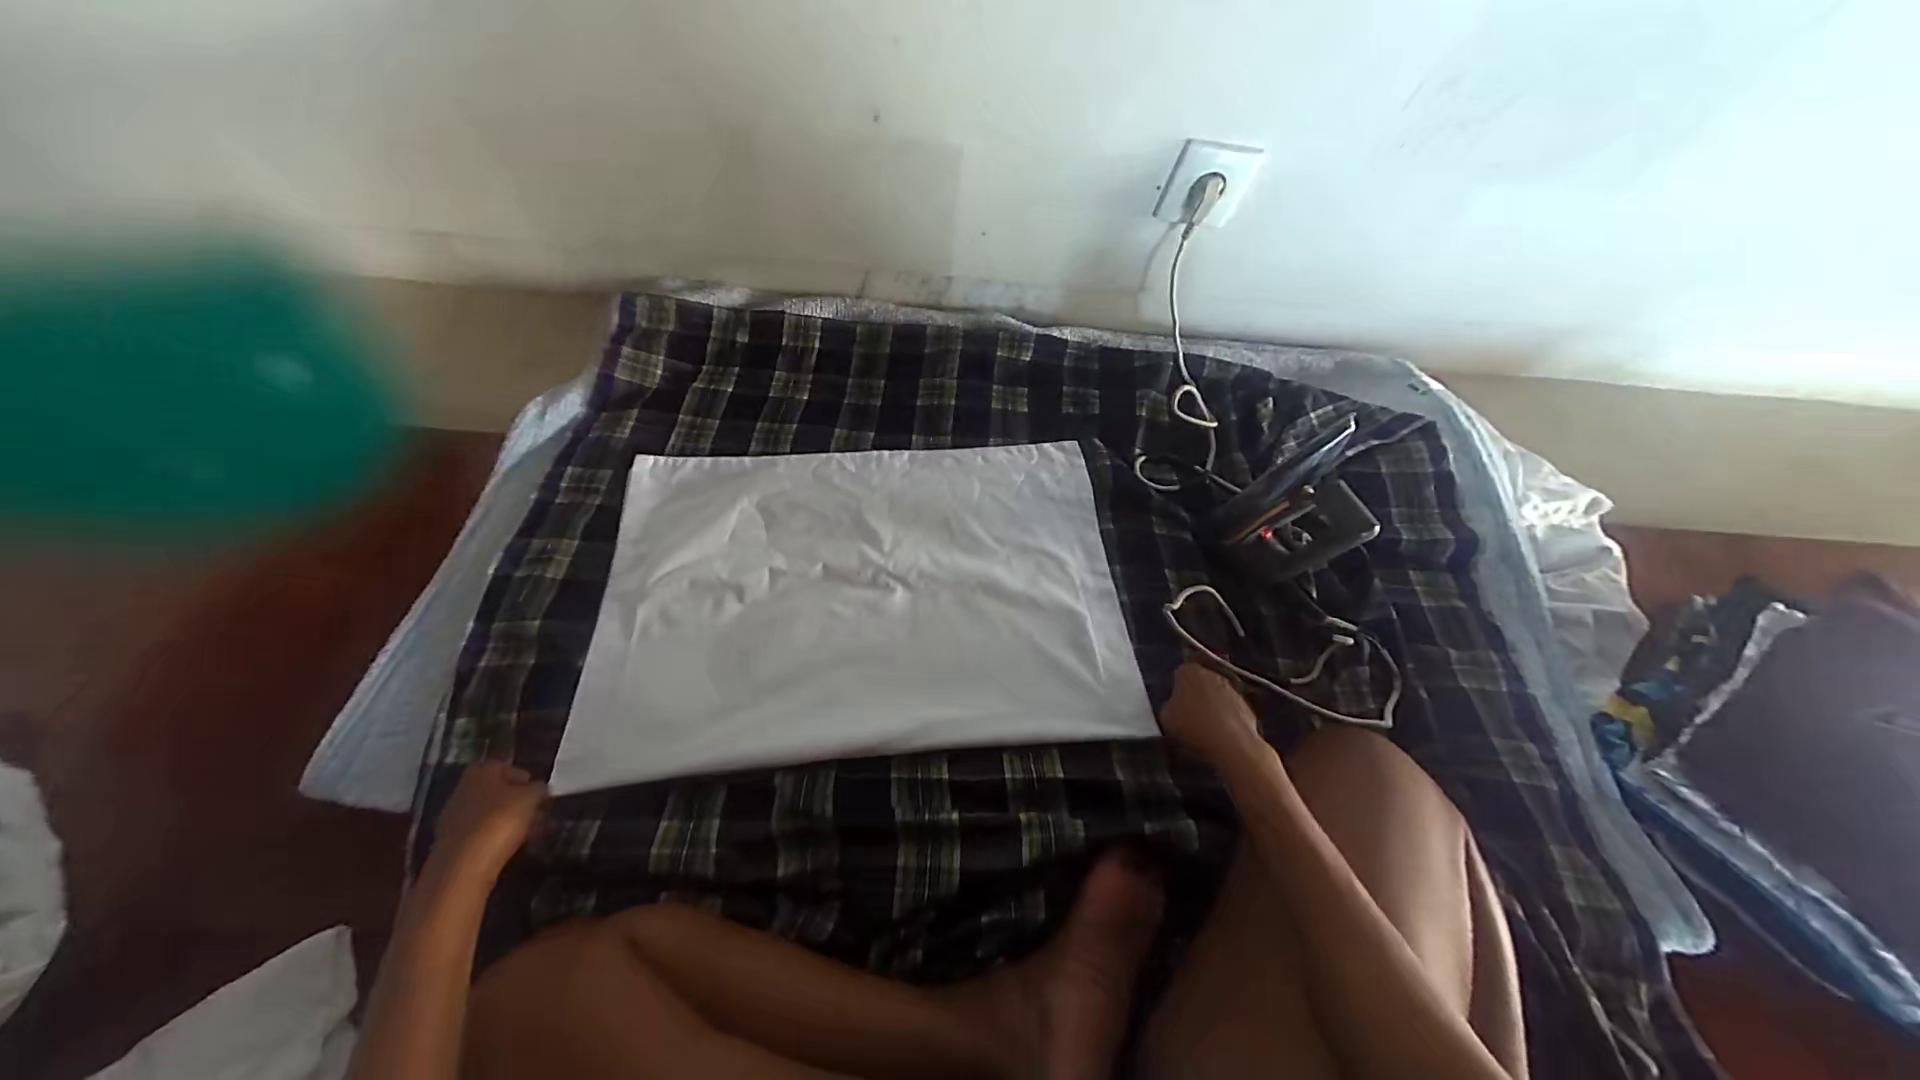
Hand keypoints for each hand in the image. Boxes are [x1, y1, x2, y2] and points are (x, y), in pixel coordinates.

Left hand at [430, 761, 547, 879]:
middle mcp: (462, 790)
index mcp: (479, 772)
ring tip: (530, 831)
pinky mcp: (452, 842)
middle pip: (496, 790)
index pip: (505, 766)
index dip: (524, 777)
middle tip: (537, 811)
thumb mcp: (532, 797)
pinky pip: (481, 832)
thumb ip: (539, 788)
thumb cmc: (500, 820)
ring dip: (508, 819)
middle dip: (517, 800)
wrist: (463, 866)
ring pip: (489, 812)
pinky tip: (512, 845)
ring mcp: (453, 817)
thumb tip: (539, 788)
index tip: (539, 792)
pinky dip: (496, 836)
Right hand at [1157, 662, 1263, 766]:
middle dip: (1195, 696)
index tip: (1174, 706)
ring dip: (1212, 708)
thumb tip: (1174, 709)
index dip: (1175, 690)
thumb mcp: (1165, 719)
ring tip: (1205, 731)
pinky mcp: (1248, 707)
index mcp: (1188, 672)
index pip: (1178, 674)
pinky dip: (1227, 720)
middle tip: (1187, 717)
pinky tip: (1221, 737)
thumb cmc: (1192, 727)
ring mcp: (1233, 690)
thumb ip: (1168, 708)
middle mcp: (1212, 674)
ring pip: (1217, 696)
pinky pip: (1231, 711)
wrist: (1232, 746)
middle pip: (1200, 683)